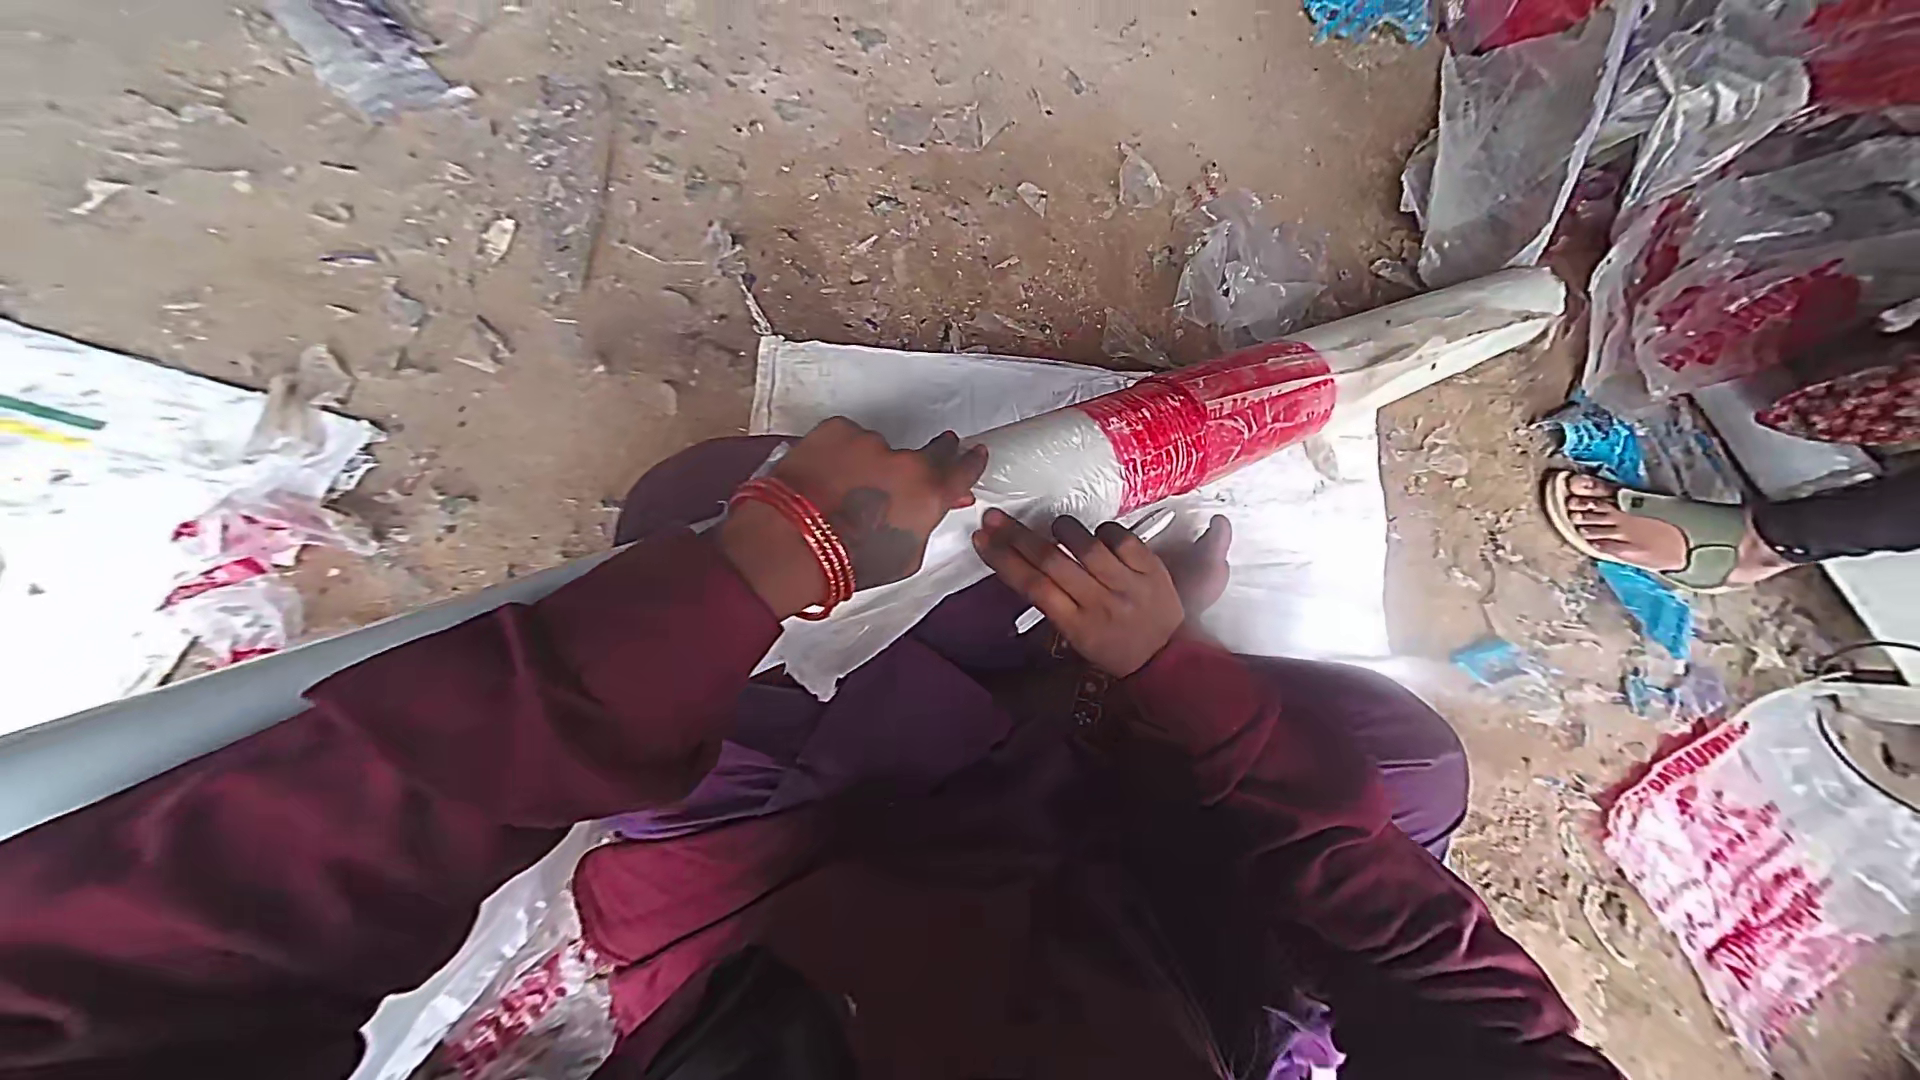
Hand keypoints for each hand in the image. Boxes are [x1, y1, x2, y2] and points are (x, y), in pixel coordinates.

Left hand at [719, 418, 987, 617]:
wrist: (790, 544)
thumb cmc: (847, 562)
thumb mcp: (904, 557)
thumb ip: (925, 524)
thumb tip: (931, 507)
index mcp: (929, 494)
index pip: (962, 469)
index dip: (970, 461)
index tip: (972, 452)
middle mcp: (905, 462)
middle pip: (929, 450)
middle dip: (928, 456)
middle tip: (908, 472)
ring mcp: (870, 441)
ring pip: (879, 449)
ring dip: (870, 463)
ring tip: (844, 491)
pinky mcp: (836, 429)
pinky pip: (847, 438)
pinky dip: (839, 454)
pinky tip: (825, 477)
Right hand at [974, 510, 1226, 676]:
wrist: (1167, 660)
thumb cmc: (1113, 649)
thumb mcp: (1075, 637)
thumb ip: (1053, 602)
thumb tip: (1022, 562)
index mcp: (1076, 625)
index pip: (1032, 586)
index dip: (1003, 559)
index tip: (982, 539)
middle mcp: (1099, 602)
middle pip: (1051, 561)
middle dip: (1017, 535)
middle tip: (996, 518)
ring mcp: (1128, 584)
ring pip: (1086, 545)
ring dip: (1062, 529)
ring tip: (1055, 526)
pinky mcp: (1152, 569)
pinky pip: (1121, 538)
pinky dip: (1103, 530)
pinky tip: (1096, 535)